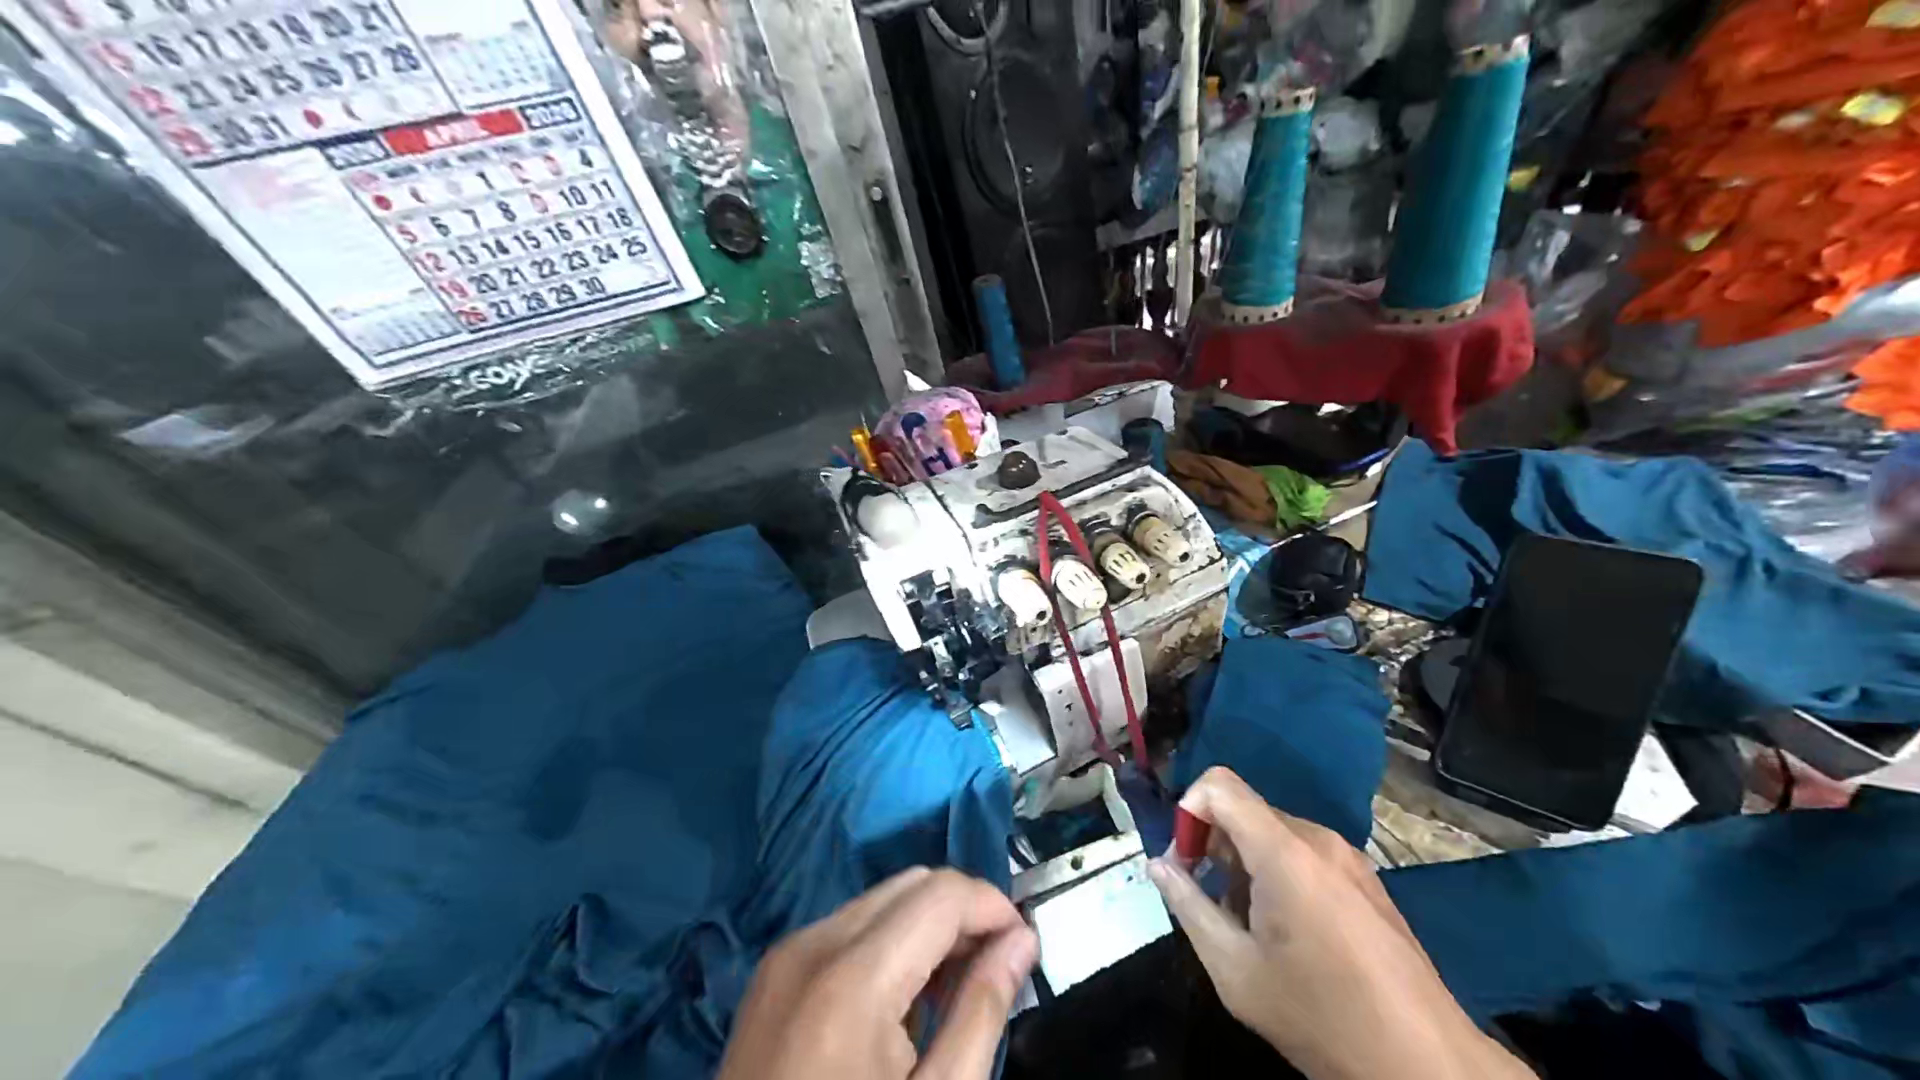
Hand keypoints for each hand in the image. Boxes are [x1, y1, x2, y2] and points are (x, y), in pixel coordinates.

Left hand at [716, 867, 1038, 1079]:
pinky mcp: (774, 971)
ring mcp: (787, 953)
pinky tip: (903, 999)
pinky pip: (849, 925)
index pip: (942, 894)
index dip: (994, 907)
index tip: (1024, 947)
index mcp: (853, 976)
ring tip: (952, 989)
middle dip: (962, 914)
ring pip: (881, 899)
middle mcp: (815, 942)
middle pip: (912, 885)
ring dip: (927, 926)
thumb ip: (982, 1011)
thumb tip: (1020, 940)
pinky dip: (889, 942)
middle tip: (993, 970)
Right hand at [1147, 767, 1532, 1079]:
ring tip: (1244, 924)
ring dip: (1242, 863)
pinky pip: (1302, 853)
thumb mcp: (1234, 969)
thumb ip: (1187, 905)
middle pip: (1243, 810)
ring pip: (1271, 832)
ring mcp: (1347, 858)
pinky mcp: (1364, 879)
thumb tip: (1158, 864)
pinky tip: (1283, 931)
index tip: (1183, 862)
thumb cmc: (1320, 1016)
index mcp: (1284, 852)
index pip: (1218, 784)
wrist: (1428, 1065)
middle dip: (1212, 844)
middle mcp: (1317, 840)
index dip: (1188, 811)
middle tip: (1205, 900)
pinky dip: (1275, 873)